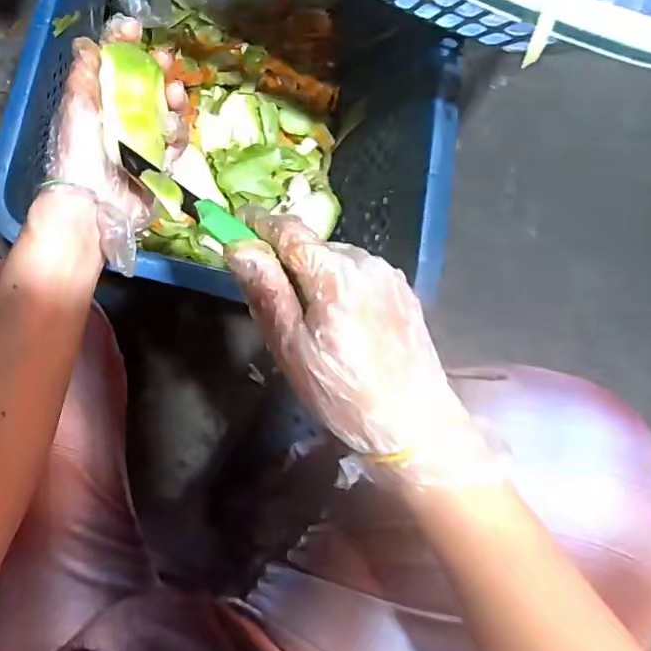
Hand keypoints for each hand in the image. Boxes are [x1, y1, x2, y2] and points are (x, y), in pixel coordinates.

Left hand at [43, 15, 187, 271]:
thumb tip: (86, 43)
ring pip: (166, 110)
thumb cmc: (78, 154)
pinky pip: (176, 141)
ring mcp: (141, 142)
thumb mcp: (76, 109)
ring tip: (173, 94)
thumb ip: (84, 77)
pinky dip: (179, 132)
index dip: (125, 47)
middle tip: (165, 59)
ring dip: (173, 97)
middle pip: (147, 85)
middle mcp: (120, 120)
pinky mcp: (158, 164)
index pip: (114, 68)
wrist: (91, 206)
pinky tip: (175, 127)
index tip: (134, 29)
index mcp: (97, 104)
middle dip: (158, 68)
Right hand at [226, 213, 495, 484]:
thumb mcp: (290, 345)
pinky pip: (355, 273)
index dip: (257, 222)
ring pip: (333, 258)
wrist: (415, 428)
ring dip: (311, 272)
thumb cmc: (341, 392)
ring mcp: (388, 276)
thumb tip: (238, 246)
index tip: (235, 222)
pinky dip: (336, 283)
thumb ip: (265, 289)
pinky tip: (338, 322)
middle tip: (268, 295)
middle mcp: (365, 262)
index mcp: (334, 273)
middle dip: (283, 258)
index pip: (288, 229)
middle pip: (310, 244)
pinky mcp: (401, 292)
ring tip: (306, 317)